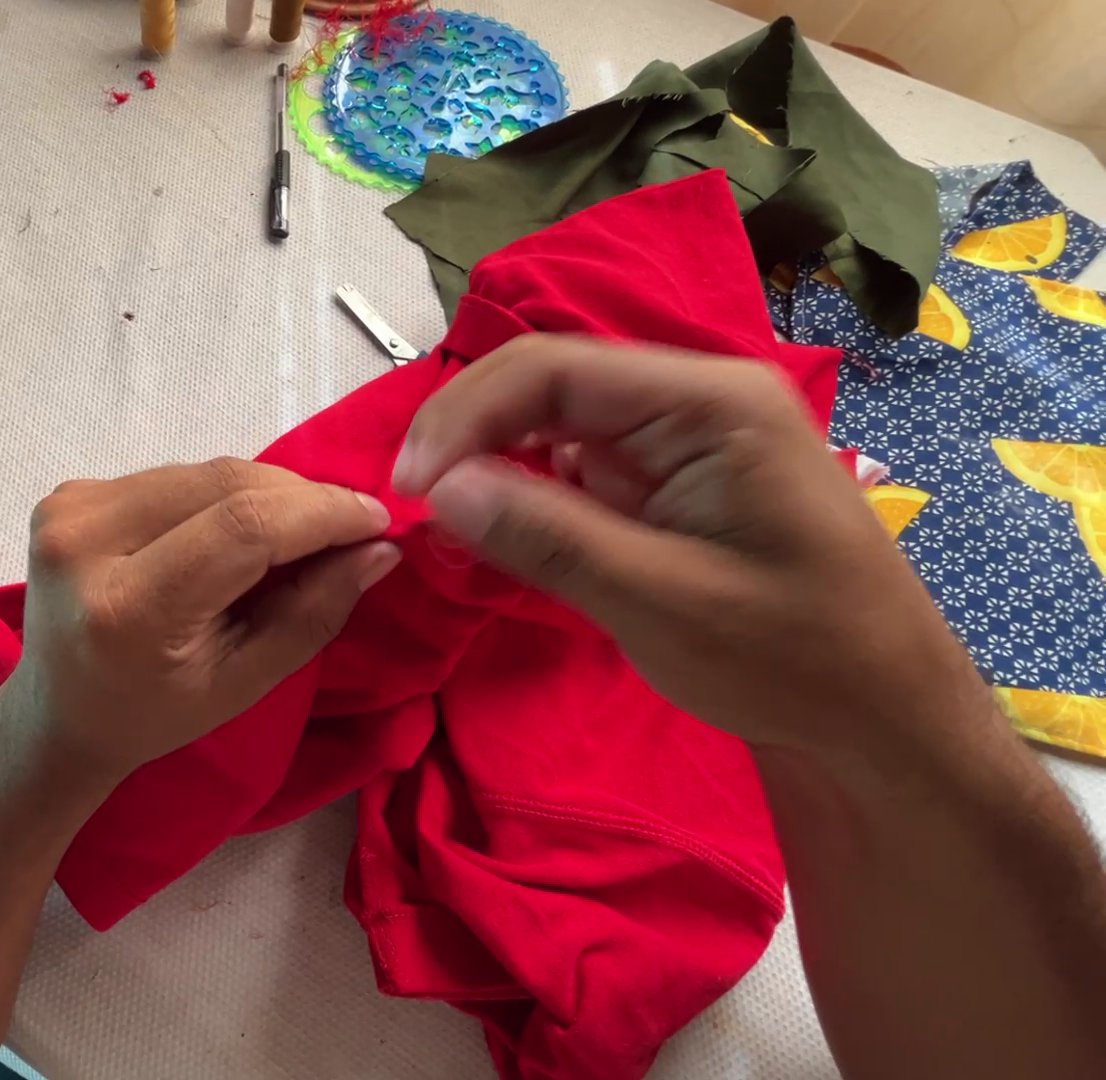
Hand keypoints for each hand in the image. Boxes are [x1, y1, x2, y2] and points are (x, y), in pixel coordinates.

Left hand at [0, 459, 400, 786]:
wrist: (58, 710)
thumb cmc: (152, 715)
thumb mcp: (241, 685)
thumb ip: (311, 614)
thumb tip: (379, 548)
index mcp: (125, 608)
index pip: (241, 528)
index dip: (321, 513)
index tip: (376, 520)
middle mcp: (83, 541)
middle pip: (223, 484)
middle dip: (301, 498)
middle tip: (350, 525)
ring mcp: (68, 508)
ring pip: (202, 471)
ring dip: (264, 493)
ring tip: (297, 532)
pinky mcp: (68, 494)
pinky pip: (173, 476)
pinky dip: (219, 495)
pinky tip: (232, 530)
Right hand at [391, 334, 995, 759]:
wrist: (871, 718)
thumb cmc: (791, 660)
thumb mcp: (659, 602)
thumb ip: (545, 537)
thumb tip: (436, 490)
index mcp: (706, 404)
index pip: (551, 370)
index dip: (463, 416)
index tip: (409, 487)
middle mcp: (684, 401)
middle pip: (539, 381)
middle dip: (462, 431)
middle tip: (409, 498)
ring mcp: (665, 438)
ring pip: (539, 418)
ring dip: (477, 454)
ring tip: (431, 509)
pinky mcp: (647, 478)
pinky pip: (556, 461)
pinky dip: (506, 484)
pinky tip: (479, 518)